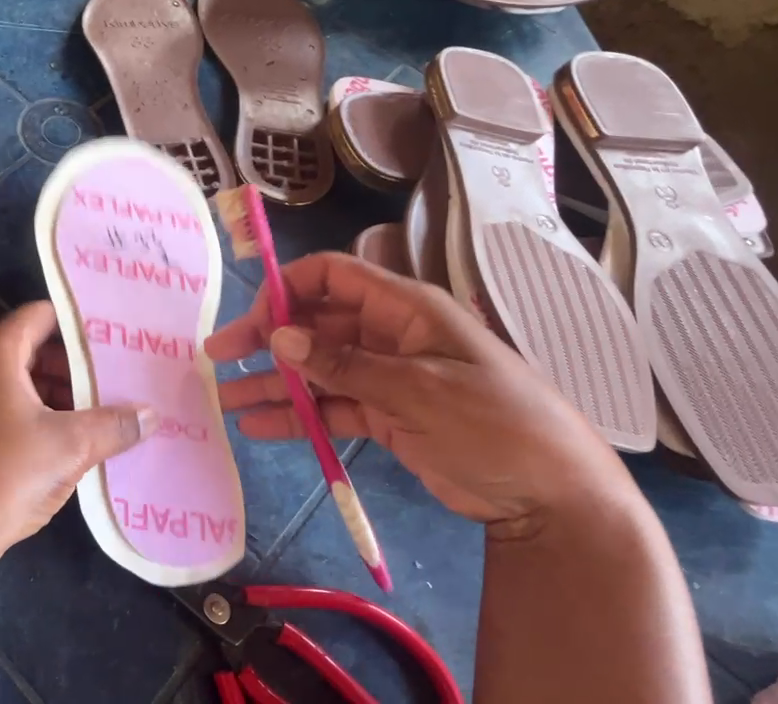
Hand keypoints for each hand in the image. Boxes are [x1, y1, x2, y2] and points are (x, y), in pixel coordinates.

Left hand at [0, 302, 151, 561]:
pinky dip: (41, 412)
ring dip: (62, 391)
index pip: (42, 315)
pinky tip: (74, 437)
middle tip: (122, 377)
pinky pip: (9, 403)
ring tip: (107, 410)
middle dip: (77, 363)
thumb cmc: (6, 474)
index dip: (79, 322)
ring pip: (23, 378)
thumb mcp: (71, 446)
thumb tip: (151, 414)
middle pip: (34, 346)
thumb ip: (114, 424)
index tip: (117, 335)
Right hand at [208, 252, 635, 537]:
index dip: (288, 290)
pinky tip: (260, 426)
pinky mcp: (387, 415)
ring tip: (226, 400)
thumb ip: (343, 363)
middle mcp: (389, 334)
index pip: (333, 276)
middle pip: (314, 324)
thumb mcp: (418, 390)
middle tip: (219, 358)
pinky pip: (330, 406)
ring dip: (272, 383)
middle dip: (265, 340)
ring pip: (316, 369)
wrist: (558, 500)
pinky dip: (297, 416)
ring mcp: (387, 376)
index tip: (253, 320)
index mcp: (405, 309)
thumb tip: (278, 337)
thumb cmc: (496, 425)